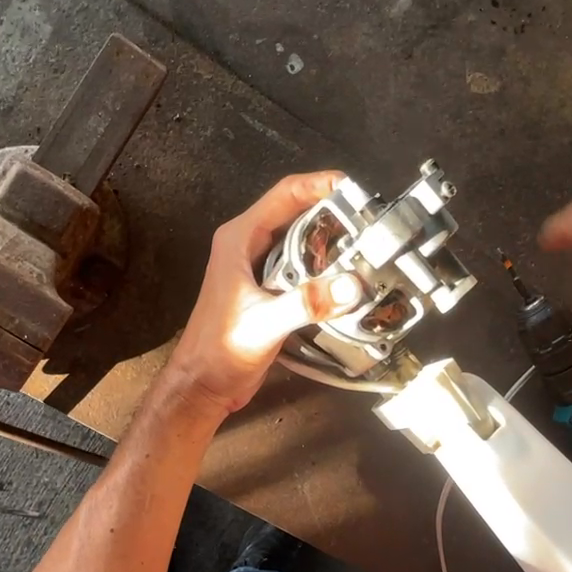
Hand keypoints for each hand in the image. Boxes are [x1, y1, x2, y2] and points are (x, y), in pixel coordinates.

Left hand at [163, 172, 367, 413]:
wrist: (204, 386)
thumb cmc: (219, 351)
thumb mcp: (265, 323)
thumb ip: (306, 303)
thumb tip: (349, 285)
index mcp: (239, 240)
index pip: (284, 195)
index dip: (320, 185)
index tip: (354, 190)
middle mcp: (247, 248)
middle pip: (296, 215)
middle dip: (332, 214)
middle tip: (368, 223)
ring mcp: (257, 270)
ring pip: (300, 243)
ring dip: (330, 244)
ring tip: (365, 248)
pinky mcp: (268, 293)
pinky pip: (301, 270)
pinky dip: (323, 271)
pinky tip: (346, 282)